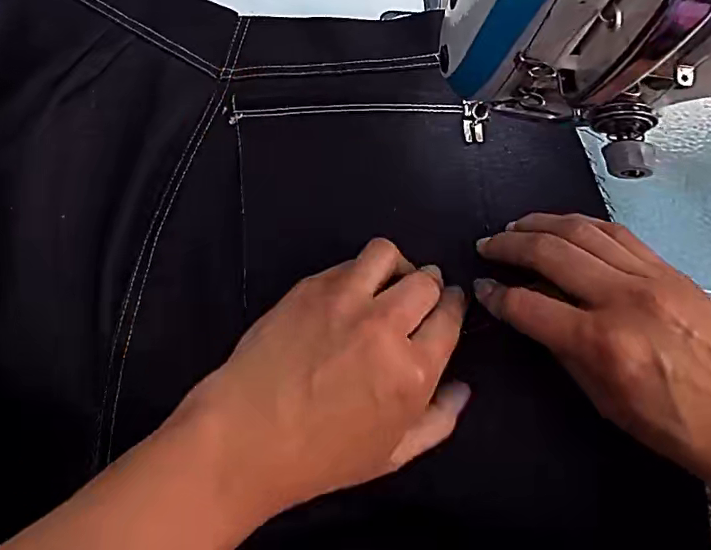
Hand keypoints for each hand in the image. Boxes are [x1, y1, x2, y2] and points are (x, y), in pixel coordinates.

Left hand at [173, 237, 469, 519]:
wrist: (246, 437)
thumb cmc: (321, 456)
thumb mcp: (390, 455)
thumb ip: (437, 422)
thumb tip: (464, 389)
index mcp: (411, 371)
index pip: (450, 315)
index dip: (454, 306)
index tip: (449, 304)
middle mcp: (384, 326)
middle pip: (427, 281)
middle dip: (431, 287)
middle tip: (420, 297)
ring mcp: (346, 300)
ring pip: (389, 255)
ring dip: (397, 267)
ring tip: (388, 282)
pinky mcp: (314, 286)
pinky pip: (350, 262)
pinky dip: (359, 272)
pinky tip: (350, 293)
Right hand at [476, 213, 710, 549]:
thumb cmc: (697, 436)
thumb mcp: (615, 411)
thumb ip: (570, 359)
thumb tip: (538, 325)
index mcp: (607, 345)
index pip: (530, 306)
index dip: (497, 296)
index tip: (482, 289)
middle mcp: (625, 299)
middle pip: (550, 252)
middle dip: (510, 244)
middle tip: (488, 244)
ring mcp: (650, 277)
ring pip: (581, 230)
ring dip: (542, 223)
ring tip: (518, 225)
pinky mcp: (670, 269)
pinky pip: (616, 233)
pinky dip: (583, 224)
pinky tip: (568, 226)